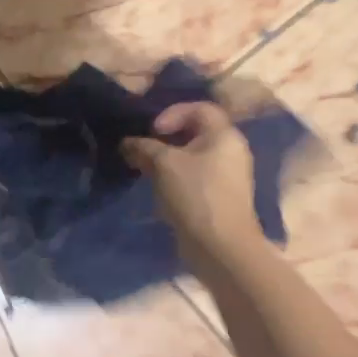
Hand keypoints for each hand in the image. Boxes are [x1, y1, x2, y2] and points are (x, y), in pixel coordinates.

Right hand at [124, 102, 264, 268]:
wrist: (221, 248)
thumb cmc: (195, 195)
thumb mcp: (163, 164)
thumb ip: (142, 147)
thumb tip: (127, 143)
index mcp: (224, 136)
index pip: (200, 108)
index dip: (172, 113)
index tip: (153, 132)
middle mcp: (231, 151)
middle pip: (195, 132)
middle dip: (164, 138)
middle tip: (143, 148)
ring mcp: (227, 176)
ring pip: (192, 155)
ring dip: (166, 158)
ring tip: (145, 168)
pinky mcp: (219, 196)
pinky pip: (194, 175)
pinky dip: (174, 176)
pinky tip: (157, 186)